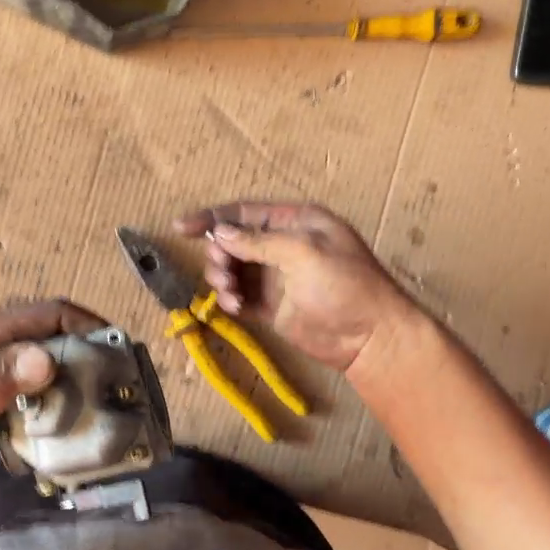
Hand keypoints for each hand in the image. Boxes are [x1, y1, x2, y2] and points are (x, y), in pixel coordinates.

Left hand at [0, 299, 106, 516]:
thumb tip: (45, 358)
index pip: (49, 313)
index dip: (90, 327)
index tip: (122, 356)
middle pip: (53, 337)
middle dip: (90, 355)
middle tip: (121, 388)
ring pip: (46, 364)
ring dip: (77, 380)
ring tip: (105, 406)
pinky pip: (36, 390)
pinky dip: (58, 401)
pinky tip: (71, 425)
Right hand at [173, 202, 419, 373]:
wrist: (369, 337)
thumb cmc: (345, 284)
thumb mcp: (303, 251)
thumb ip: (258, 241)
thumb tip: (219, 233)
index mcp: (295, 222)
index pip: (244, 212)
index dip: (211, 217)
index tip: (180, 228)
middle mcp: (283, 245)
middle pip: (233, 242)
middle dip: (219, 255)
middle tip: (222, 272)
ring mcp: (276, 277)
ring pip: (232, 270)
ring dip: (223, 279)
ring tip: (230, 293)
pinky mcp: (271, 306)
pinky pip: (239, 295)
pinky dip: (230, 299)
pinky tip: (235, 307)